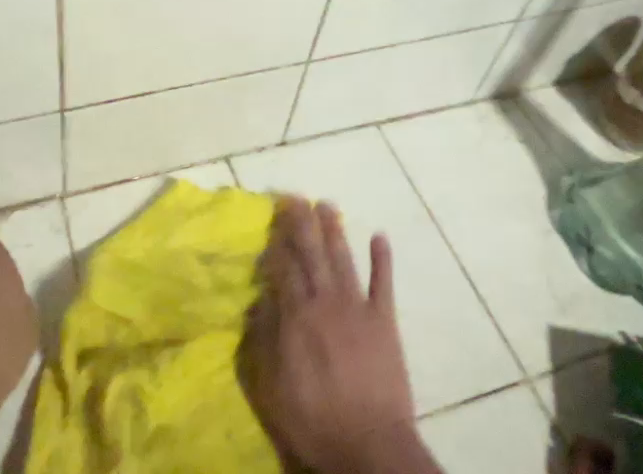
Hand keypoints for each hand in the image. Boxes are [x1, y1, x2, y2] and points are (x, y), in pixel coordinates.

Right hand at [239, 197, 435, 473]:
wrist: (369, 446)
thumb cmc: (312, 419)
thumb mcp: (269, 386)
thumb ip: (261, 340)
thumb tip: (257, 302)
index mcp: (296, 317)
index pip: (282, 268)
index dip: (275, 243)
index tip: (269, 220)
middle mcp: (326, 302)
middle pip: (311, 254)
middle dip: (301, 223)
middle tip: (294, 196)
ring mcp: (358, 309)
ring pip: (343, 260)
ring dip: (334, 231)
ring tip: (327, 205)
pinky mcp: (385, 323)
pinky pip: (384, 284)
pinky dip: (382, 260)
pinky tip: (379, 237)